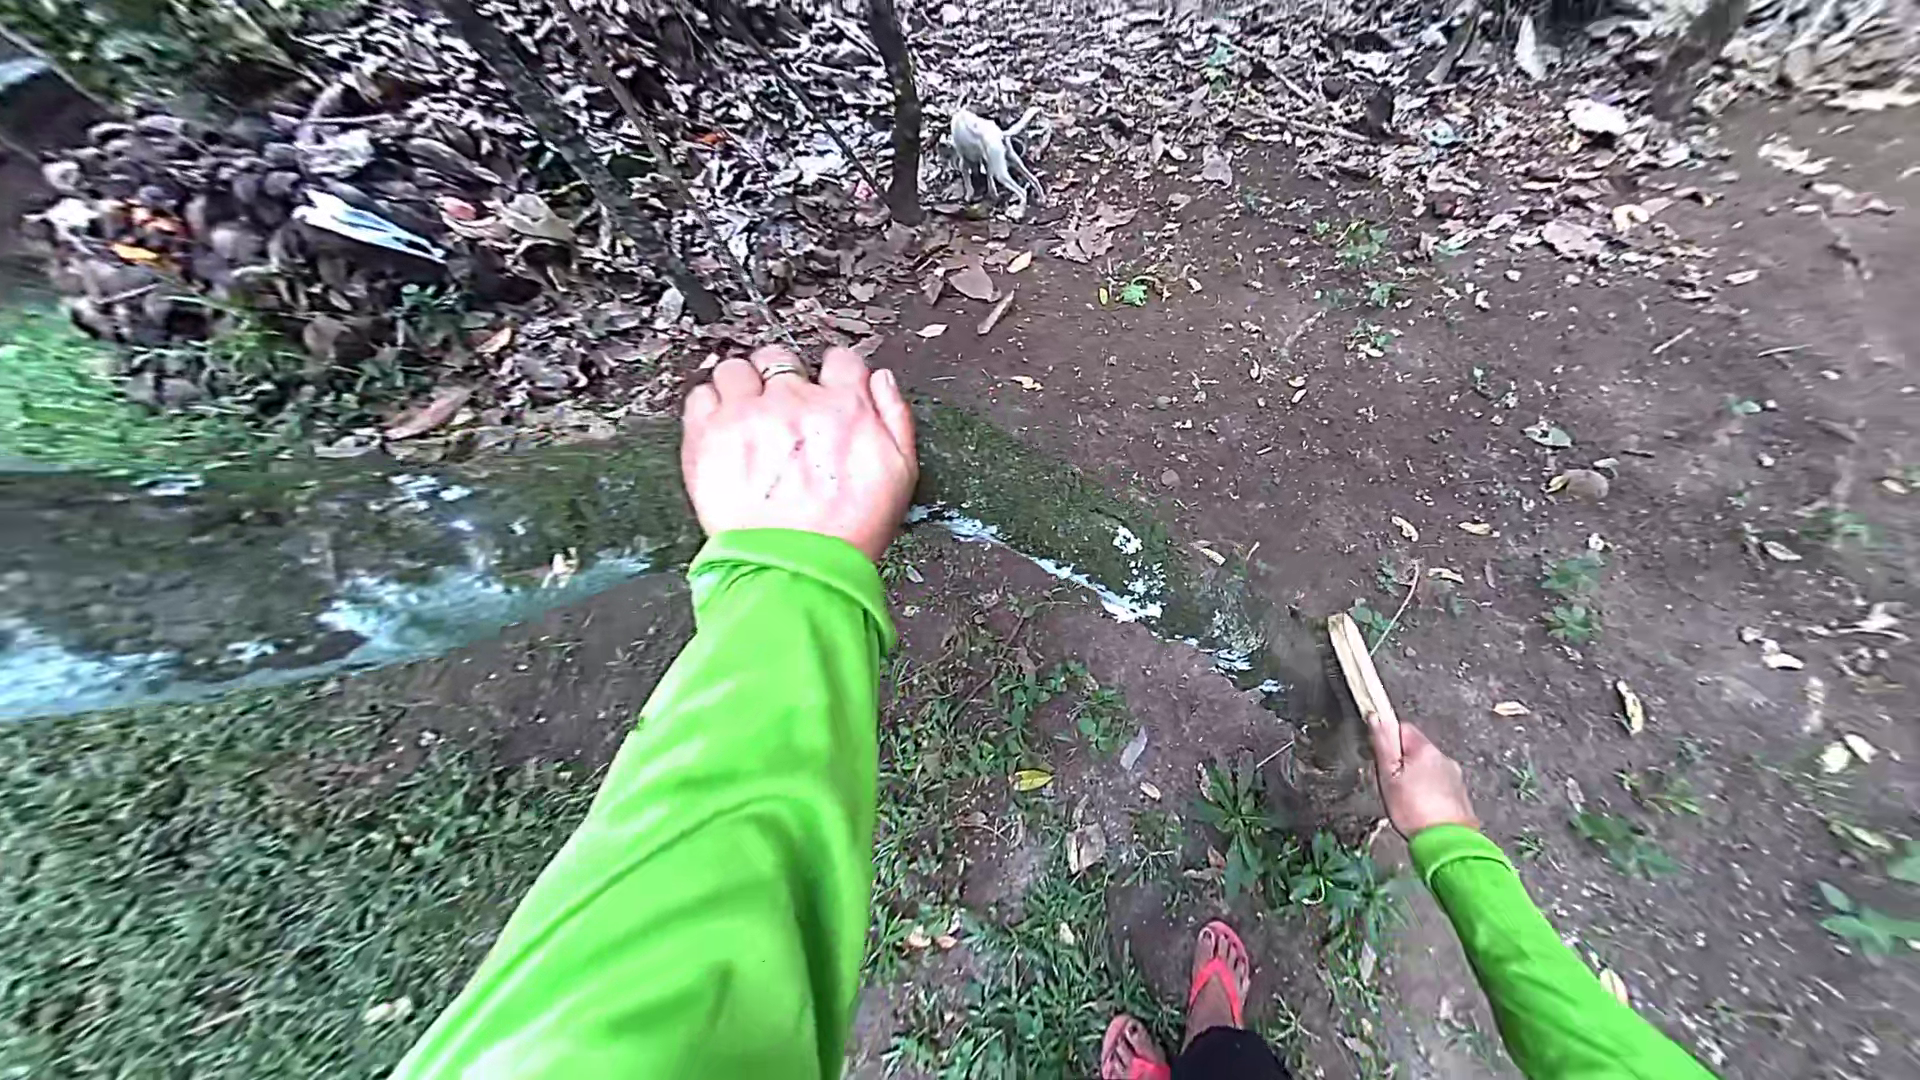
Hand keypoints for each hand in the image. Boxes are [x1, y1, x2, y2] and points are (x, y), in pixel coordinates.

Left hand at [681, 345, 917, 561]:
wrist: (798, 568)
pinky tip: (724, 429)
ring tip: (748, 418)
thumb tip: (881, 380)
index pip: (840, 361)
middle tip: (783, 410)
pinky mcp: (708, 435)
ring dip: (743, 387)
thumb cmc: (850, 530)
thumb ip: (895, 417)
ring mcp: (748, 415)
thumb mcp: (900, 475)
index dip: (835, 375)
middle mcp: (795, 402)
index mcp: (845, 407)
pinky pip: (702, 396)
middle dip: (784, 379)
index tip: (828, 390)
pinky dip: (711, 406)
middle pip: (782, 359)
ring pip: (737, 370)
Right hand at [1366, 718, 1478, 837]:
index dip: (1386, 739)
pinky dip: (1426, 786)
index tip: (1379, 756)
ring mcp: (1455, 776)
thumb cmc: (1413, 809)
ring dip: (1413, 772)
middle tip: (1389, 778)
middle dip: (1399, 758)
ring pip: (1426, 764)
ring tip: (1404, 794)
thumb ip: (1383, 743)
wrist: (1447, 844)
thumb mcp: (1388, 774)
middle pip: (1414, 746)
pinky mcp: (1460, 793)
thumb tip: (1376, 716)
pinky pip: (1437, 780)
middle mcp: (1444, 758)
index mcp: (1425, 750)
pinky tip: (1419, 802)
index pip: (1401, 727)